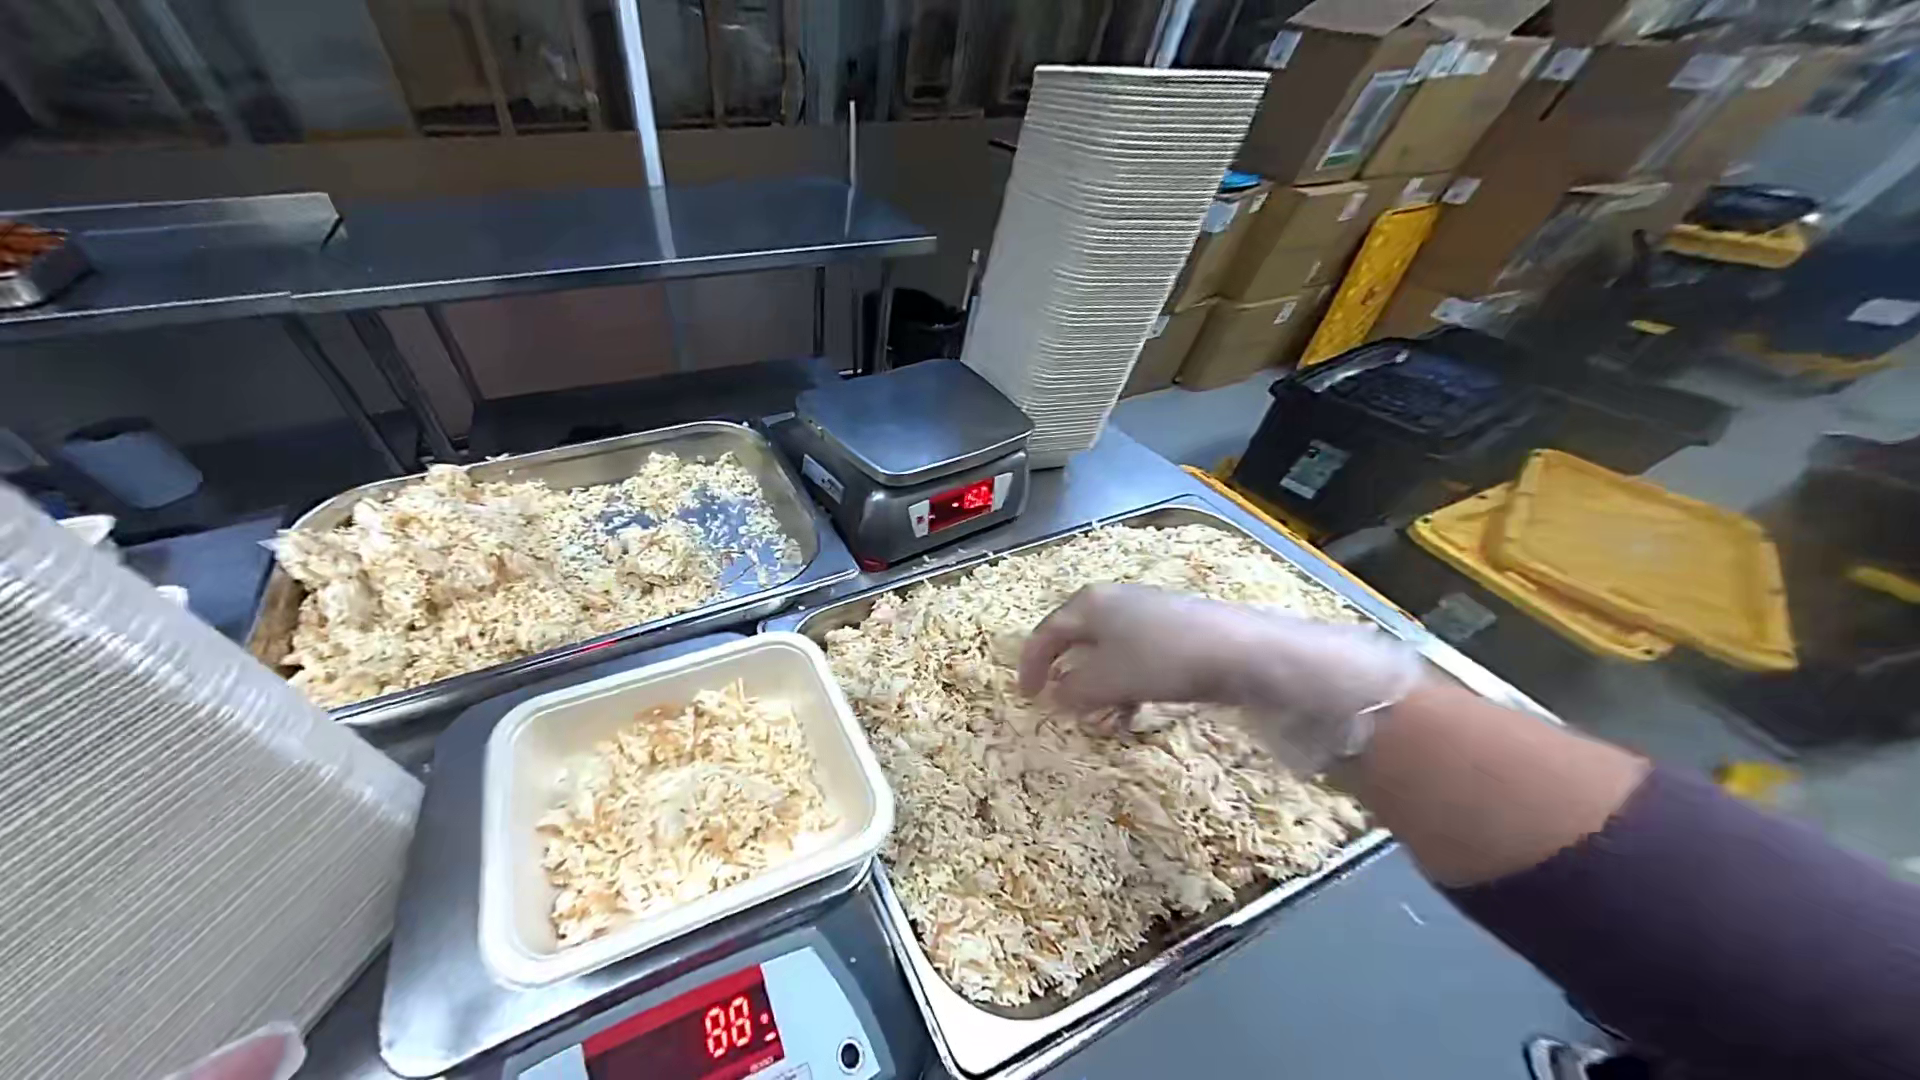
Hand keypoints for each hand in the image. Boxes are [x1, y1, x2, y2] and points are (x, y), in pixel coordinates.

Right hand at [1018, 584, 1424, 772]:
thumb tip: (1055, 694)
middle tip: (1064, 709)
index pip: (1046, 633)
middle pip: (1077, 641)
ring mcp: (1147, 613)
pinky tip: (1136, 710)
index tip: (1025, 697)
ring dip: (1099, 688)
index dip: (1031, 665)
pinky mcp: (1174, 630)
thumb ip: (1074, 688)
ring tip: (1105, 720)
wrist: (1242, 650)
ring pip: (1108, 653)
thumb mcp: (1108, 679)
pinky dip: (1127, 685)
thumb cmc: (1162, 659)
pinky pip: (1135, 658)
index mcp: (1090, 605)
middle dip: (1068, 679)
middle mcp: (1114, 602)